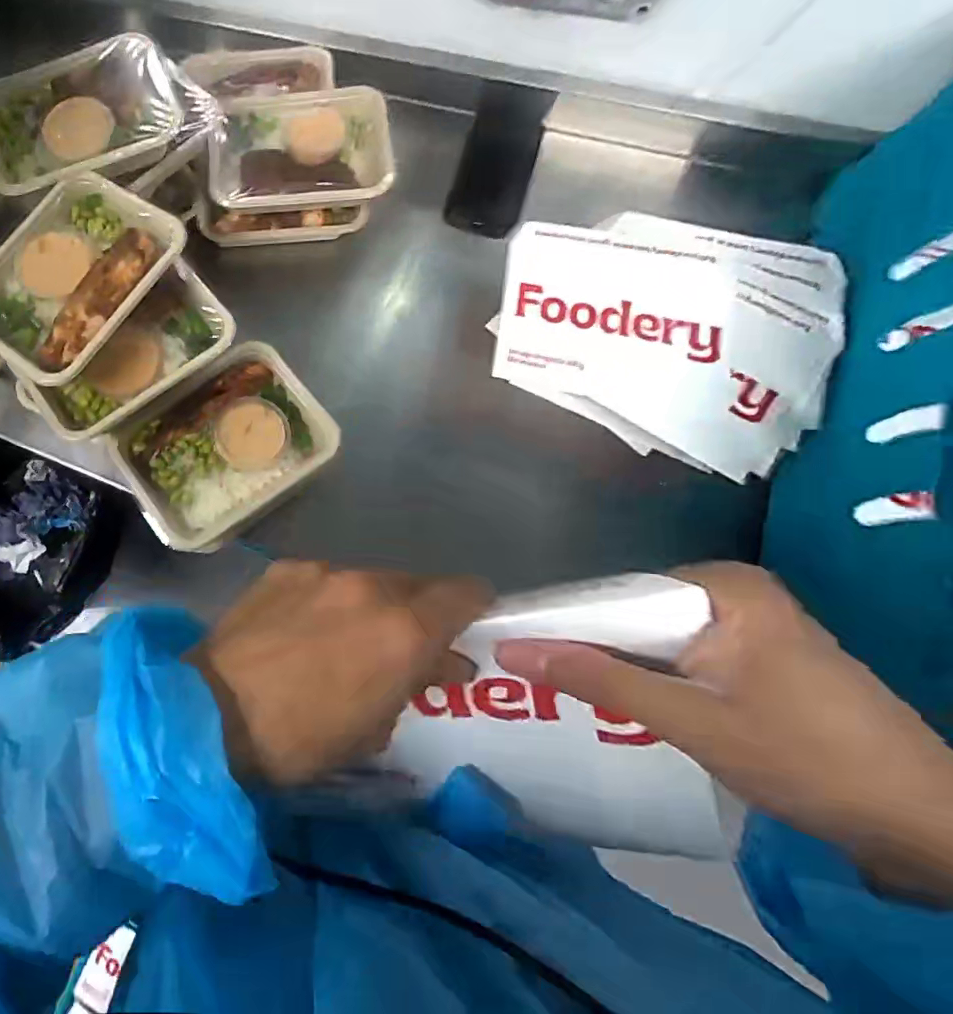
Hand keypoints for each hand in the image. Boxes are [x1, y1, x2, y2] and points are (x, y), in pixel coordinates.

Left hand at [187, 562, 490, 786]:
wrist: (212, 709)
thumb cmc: (300, 737)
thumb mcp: (376, 727)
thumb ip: (416, 683)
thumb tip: (439, 663)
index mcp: (404, 628)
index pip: (465, 593)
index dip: (469, 612)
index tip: (457, 634)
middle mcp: (365, 586)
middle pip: (412, 585)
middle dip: (414, 613)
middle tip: (394, 647)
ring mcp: (316, 572)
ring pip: (363, 580)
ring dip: (365, 605)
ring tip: (338, 638)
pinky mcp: (277, 571)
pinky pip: (319, 580)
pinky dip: (322, 598)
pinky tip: (299, 626)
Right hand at [496, 562, 952, 902]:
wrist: (928, 826)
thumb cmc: (811, 760)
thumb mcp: (691, 721)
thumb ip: (596, 680)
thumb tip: (504, 650)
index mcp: (726, 590)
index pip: (610, 592)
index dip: (555, 618)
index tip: (504, 642)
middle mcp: (733, 597)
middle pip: (625, 613)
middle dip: (576, 642)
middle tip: (514, 667)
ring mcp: (745, 630)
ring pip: (643, 637)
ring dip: (601, 662)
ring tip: (541, 682)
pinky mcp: (750, 663)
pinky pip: (667, 656)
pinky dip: (634, 676)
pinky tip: (602, 698)